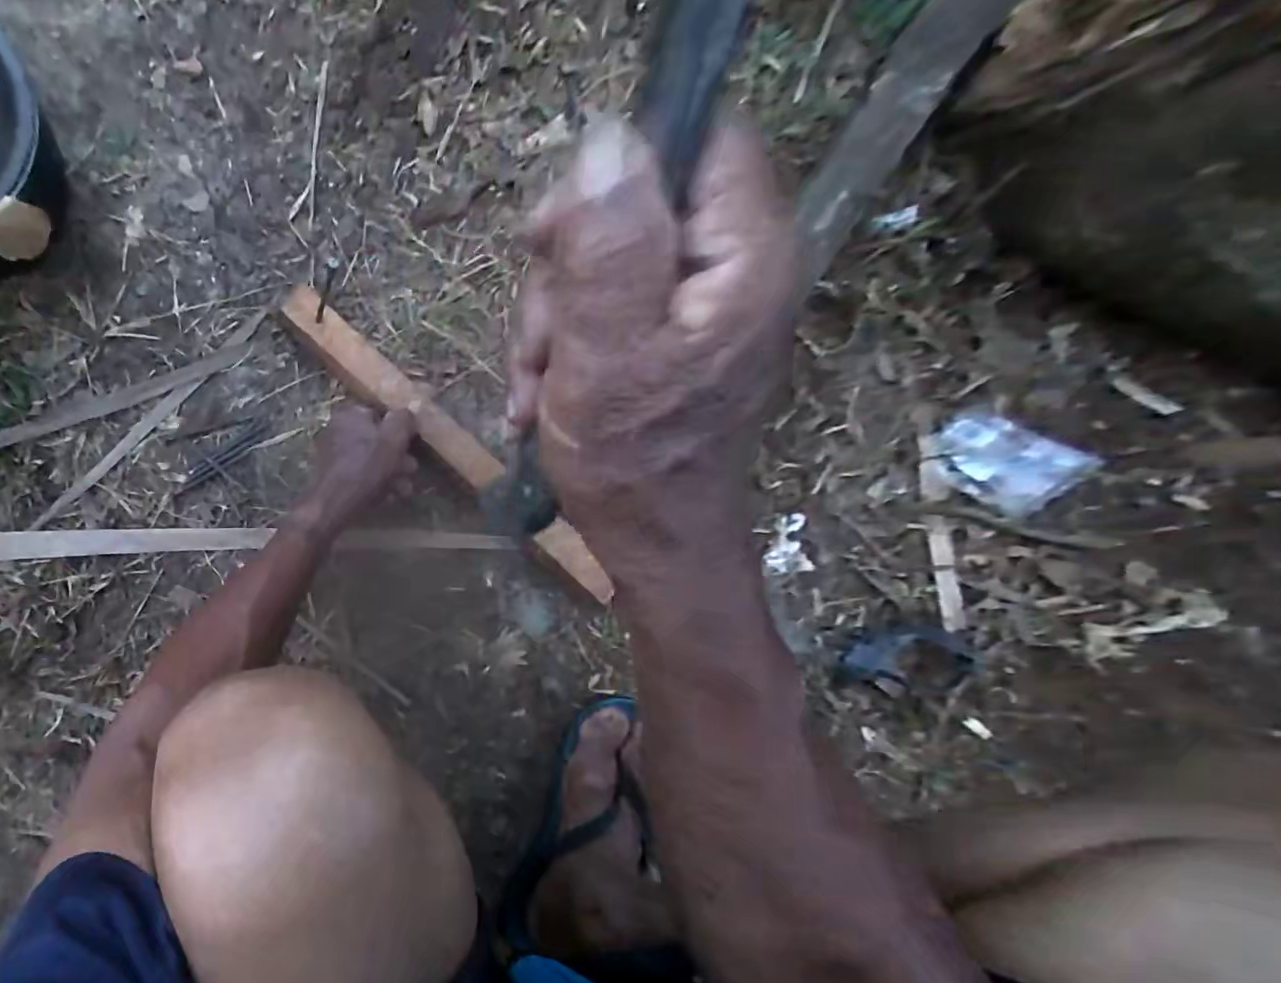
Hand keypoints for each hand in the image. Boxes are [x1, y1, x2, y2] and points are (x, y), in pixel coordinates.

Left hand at [288, 405, 417, 537]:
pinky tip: (388, 495)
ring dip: (391, 473)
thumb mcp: (394, 438)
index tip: (412, 446)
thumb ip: (404, 419)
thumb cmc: (366, 466)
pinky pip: (360, 474)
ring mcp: (332, 454)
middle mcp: (337, 429)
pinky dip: (375, 483)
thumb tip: (407, 414)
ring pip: (371, 459)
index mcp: (349, 414)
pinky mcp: (332, 476)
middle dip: (398, 456)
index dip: (401, 431)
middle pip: (377, 439)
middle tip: (411, 470)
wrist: (335, 504)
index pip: (382, 415)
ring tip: (404, 488)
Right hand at [508, 116, 796, 558]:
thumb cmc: (631, 463)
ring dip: (552, 323)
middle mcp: (735, 268)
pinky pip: (604, 309)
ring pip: (604, 266)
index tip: (548, 237)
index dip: (611, 175)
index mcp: (743, 257)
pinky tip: (543, 396)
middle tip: (541, 343)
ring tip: (537, 388)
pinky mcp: (673, 337)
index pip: (694, 143)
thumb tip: (604, 142)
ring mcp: (702, 306)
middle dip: (563, 275)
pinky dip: (564, 347)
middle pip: (633, 210)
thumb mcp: (604, 355)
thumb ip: (608, 250)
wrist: (651, 542)